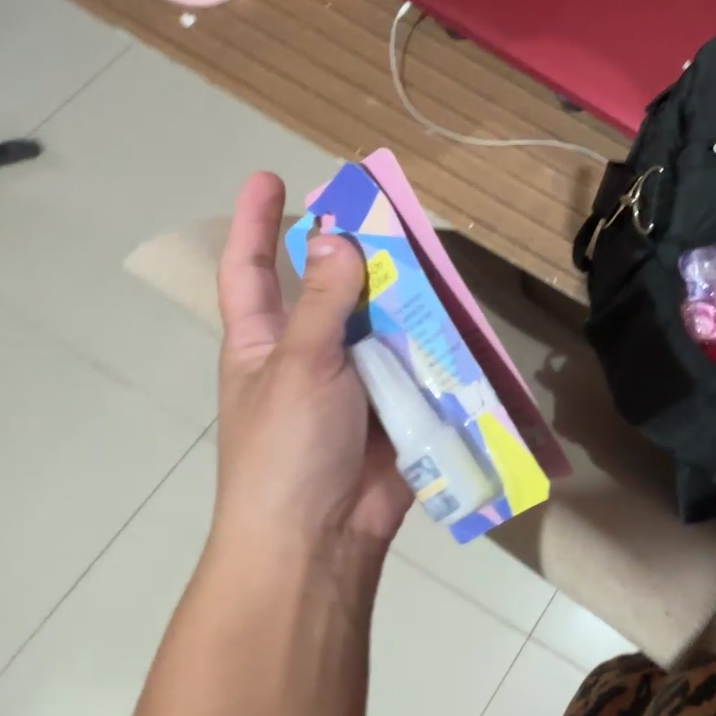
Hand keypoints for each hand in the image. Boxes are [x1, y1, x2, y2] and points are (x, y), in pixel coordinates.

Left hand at [211, 172, 411, 572]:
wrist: (323, 536)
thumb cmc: (286, 450)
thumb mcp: (298, 367)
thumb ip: (324, 302)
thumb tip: (337, 236)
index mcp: (266, 342)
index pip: (253, 271)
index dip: (255, 224)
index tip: (270, 178)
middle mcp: (314, 349)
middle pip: (337, 283)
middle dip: (359, 247)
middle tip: (392, 208)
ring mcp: (362, 373)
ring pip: (388, 313)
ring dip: (408, 287)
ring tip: (435, 252)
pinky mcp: (405, 395)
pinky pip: (424, 351)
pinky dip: (440, 331)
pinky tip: (462, 307)